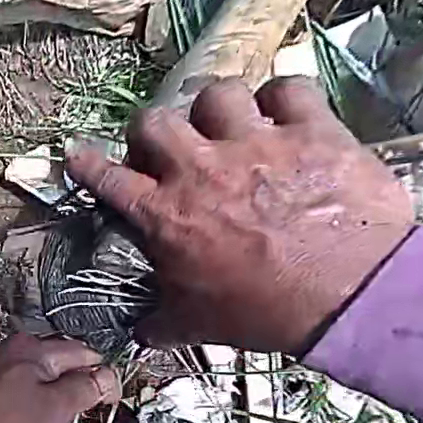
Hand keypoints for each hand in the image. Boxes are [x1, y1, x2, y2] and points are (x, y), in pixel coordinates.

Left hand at [0, 335, 116, 422]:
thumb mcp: (52, 411)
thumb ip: (83, 389)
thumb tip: (108, 374)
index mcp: (34, 349)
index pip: (86, 355)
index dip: (104, 380)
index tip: (109, 410)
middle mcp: (11, 350)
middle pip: (59, 365)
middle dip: (76, 390)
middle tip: (81, 422)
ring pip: (36, 382)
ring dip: (50, 402)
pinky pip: (13, 395)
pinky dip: (25, 410)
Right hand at [65, 77, 415, 354]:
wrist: (346, 294)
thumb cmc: (257, 311)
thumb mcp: (192, 323)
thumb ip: (159, 322)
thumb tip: (142, 333)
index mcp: (163, 214)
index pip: (107, 179)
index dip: (86, 164)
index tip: (77, 153)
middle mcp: (199, 170)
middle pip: (153, 121)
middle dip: (150, 131)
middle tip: (164, 148)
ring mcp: (255, 144)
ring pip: (216, 95)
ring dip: (213, 110)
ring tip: (225, 126)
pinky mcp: (311, 131)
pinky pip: (288, 89)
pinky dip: (281, 97)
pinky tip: (282, 114)